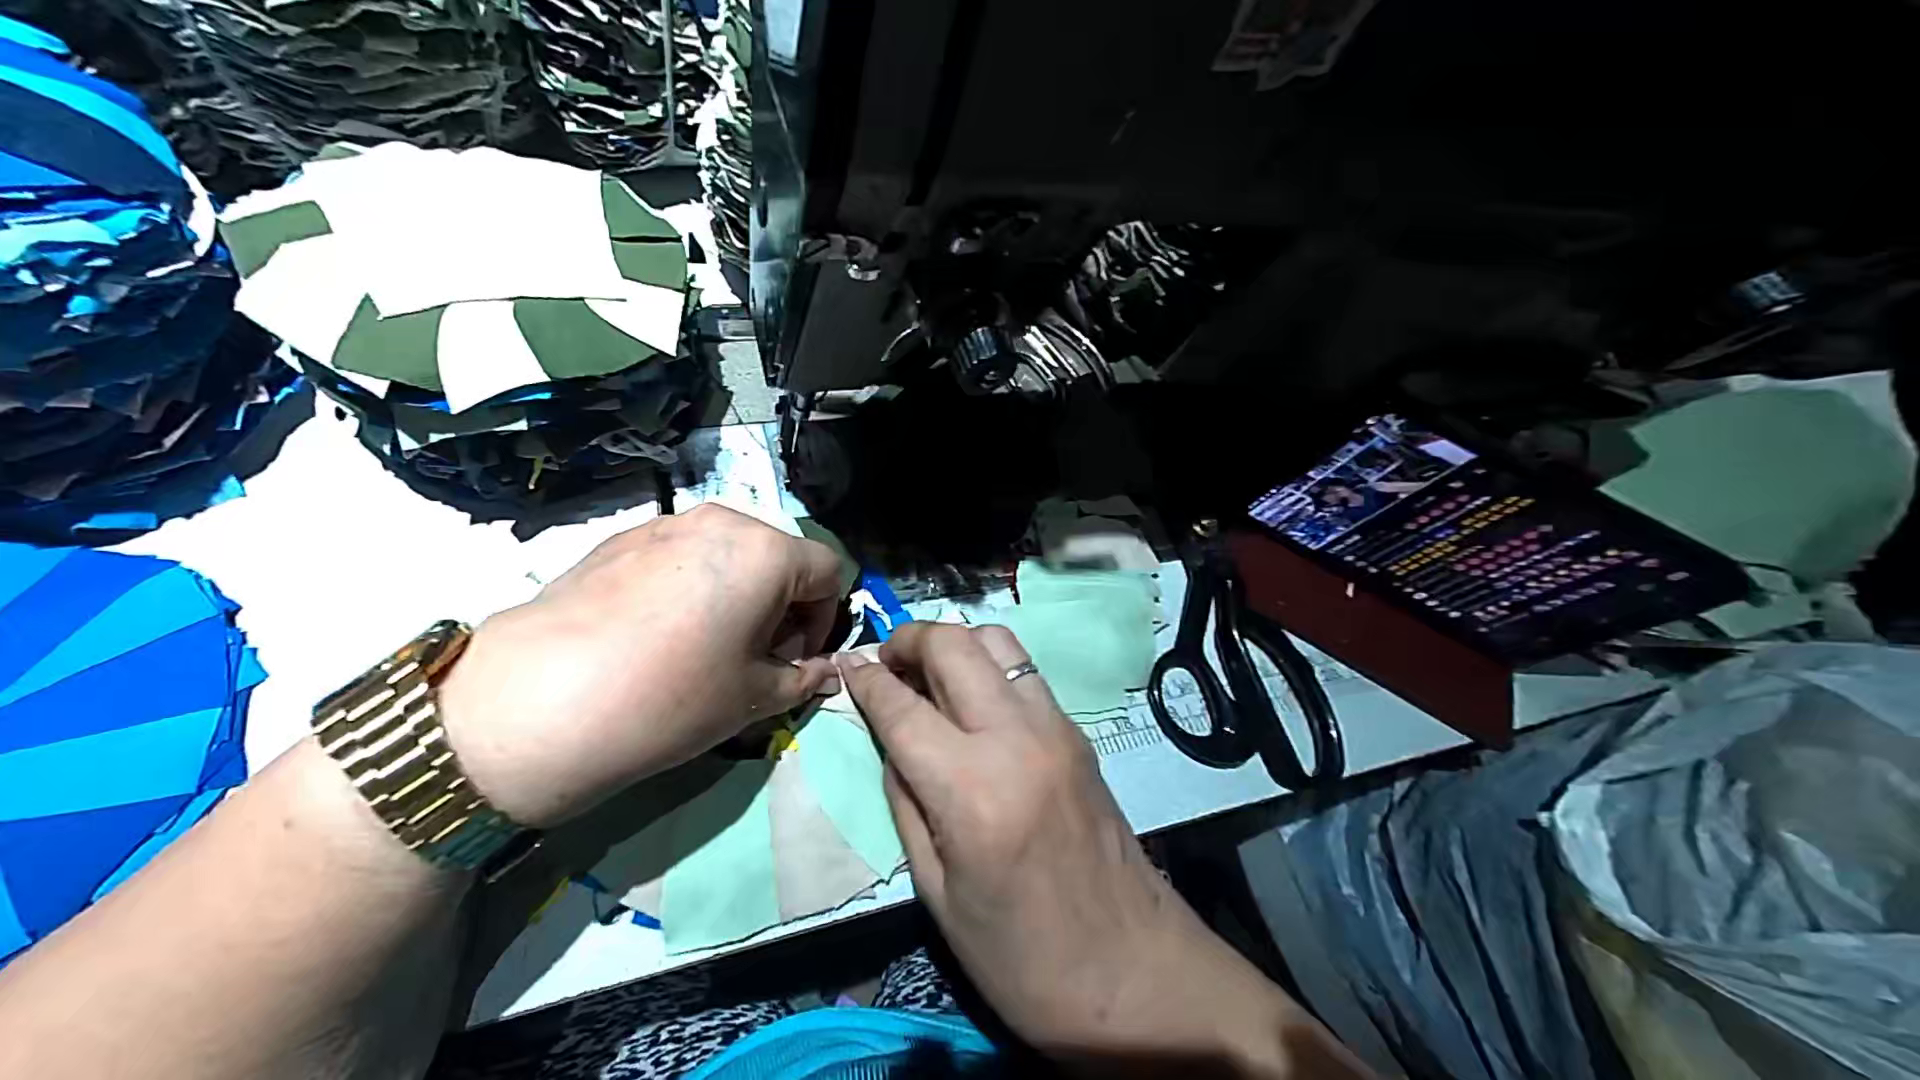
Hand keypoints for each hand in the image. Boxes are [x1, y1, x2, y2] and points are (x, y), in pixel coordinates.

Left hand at [438, 505, 843, 827]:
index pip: (831, 572)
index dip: (826, 618)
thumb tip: (826, 671)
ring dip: (740, 592)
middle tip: (756, 654)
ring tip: (706, 642)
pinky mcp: (621, 537)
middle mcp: (723, 522)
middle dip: (784, 603)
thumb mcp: (756, 697)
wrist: (540, 700)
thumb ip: (806, 677)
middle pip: (780, 556)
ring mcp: (667, 524)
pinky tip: (659, 632)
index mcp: (768, 552)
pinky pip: (683, 555)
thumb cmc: (673, 697)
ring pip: (730, 553)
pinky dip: (694, 586)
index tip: (796, 658)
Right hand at [841, 623, 1371, 1076]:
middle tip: (886, 662)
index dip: (866, 681)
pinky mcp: (1078, 733)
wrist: (1133, 973)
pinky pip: (1024, 672)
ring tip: (929, 673)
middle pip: (955, 646)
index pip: (903, 708)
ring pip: (998, 640)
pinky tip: (972, 699)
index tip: (846, 666)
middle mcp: (1016, 739)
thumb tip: (891, 741)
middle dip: (909, 640)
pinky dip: (988, 666)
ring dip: (954, 643)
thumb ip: (907, 802)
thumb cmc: (1021, 957)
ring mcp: (1056, 728)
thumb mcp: (938, 892)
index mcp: (972, 790)